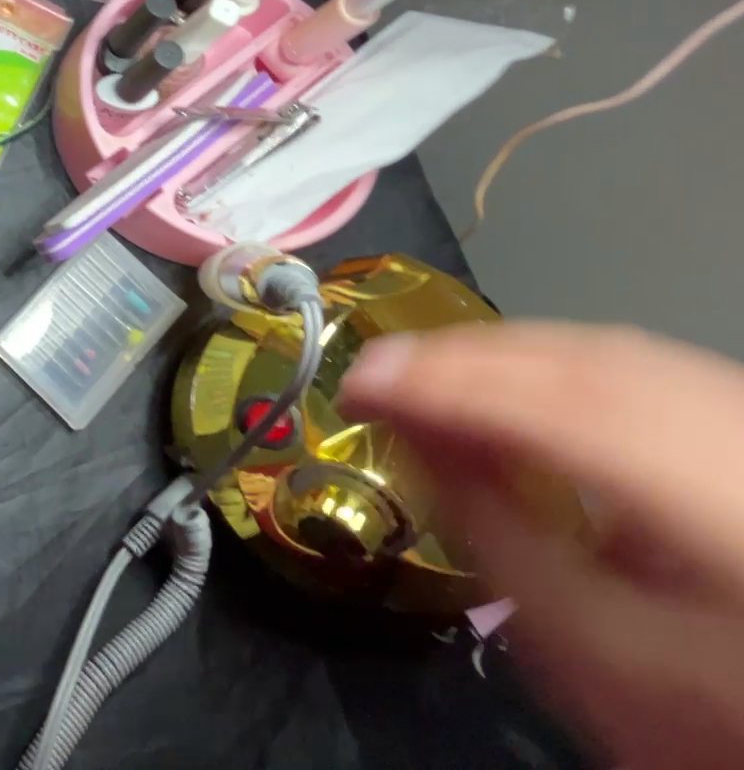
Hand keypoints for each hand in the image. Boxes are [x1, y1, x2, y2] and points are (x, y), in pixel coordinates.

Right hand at [340, 322, 743, 769]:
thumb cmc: (681, 704)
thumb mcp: (576, 636)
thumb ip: (484, 519)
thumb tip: (405, 423)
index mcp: (719, 512)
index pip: (557, 413)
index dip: (441, 386)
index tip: (353, 387)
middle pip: (588, 366)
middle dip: (460, 360)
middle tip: (370, 375)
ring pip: (616, 352)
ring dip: (497, 355)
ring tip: (416, 373)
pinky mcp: (743, 429)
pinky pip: (642, 364)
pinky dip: (549, 362)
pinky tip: (494, 377)